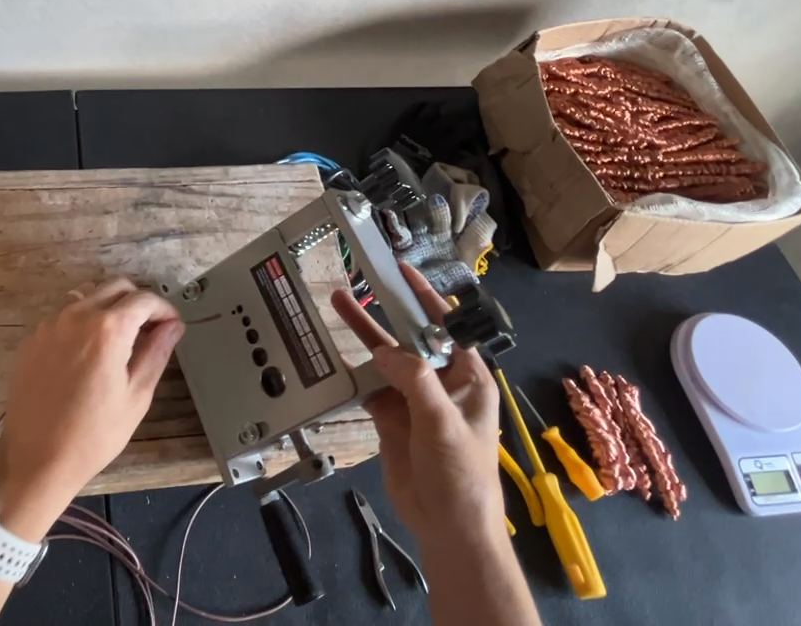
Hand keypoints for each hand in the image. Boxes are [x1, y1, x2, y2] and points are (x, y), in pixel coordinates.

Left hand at [0, 278, 183, 539]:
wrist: (36, 458)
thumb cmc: (94, 434)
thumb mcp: (136, 396)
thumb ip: (156, 352)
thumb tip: (172, 326)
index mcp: (108, 328)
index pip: (144, 299)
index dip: (163, 309)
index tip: (171, 325)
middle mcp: (77, 315)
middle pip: (116, 288)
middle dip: (138, 302)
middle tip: (149, 330)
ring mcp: (51, 324)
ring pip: (88, 297)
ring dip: (109, 308)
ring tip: (120, 341)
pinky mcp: (33, 338)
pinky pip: (65, 316)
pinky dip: (84, 322)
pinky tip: (88, 354)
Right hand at [330, 264, 505, 555]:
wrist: (447, 527)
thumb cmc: (461, 473)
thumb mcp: (443, 422)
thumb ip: (414, 380)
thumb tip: (382, 350)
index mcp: (467, 378)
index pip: (446, 327)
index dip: (426, 298)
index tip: (403, 271)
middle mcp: (440, 382)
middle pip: (410, 336)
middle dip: (386, 309)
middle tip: (359, 280)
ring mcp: (413, 399)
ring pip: (385, 357)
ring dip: (364, 332)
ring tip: (338, 303)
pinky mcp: (391, 417)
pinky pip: (370, 385)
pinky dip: (352, 370)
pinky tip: (333, 351)